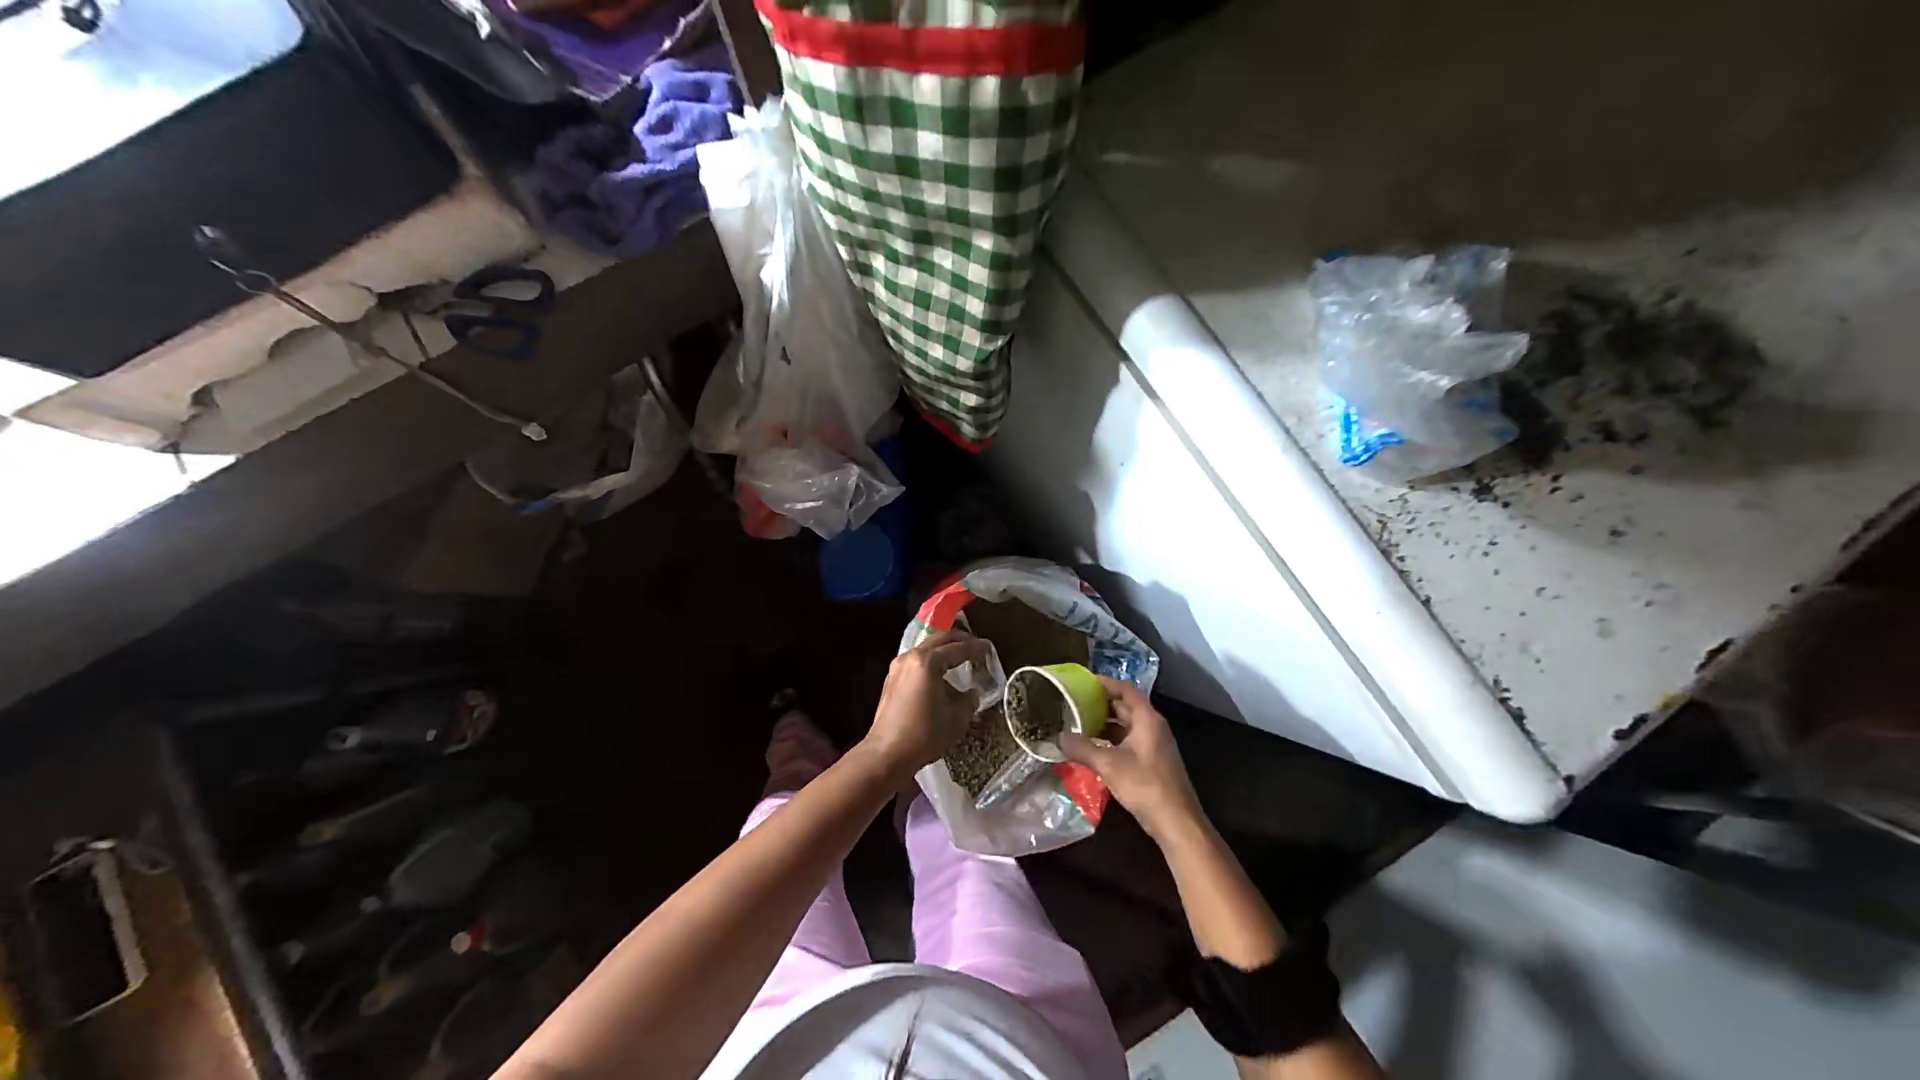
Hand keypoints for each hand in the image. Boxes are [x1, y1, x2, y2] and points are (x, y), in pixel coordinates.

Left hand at [862, 631, 993, 778]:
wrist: (887, 754)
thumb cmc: (925, 734)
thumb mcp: (956, 719)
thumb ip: (968, 701)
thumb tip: (971, 694)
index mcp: (928, 662)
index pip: (957, 649)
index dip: (976, 648)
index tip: (988, 647)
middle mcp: (910, 658)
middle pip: (938, 640)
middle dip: (958, 640)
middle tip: (974, 645)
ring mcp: (897, 668)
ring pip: (925, 649)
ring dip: (942, 651)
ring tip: (958, 660)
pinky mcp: (891, 680)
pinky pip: (916, 662)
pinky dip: (930, 662)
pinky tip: (939, 676)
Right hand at [1060, 677, 1203, 840]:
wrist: (1176, 821)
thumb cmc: (1145, 786)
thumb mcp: (1109, 765)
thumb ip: (1082, 748)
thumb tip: (1059, 737)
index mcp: (1147, 719)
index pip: (1126, 689)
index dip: (1105, 683)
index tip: (1082, 682)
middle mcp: (1152, 727)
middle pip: (1125, 706)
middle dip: (1100, 703)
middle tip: (1074, 703)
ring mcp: (1153, 745)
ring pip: (1125, 725)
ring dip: (1104, 723)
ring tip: (1077, 724)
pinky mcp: (1151, 761)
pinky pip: (1127, 741)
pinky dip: (1110, 739)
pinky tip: (1092, 748)